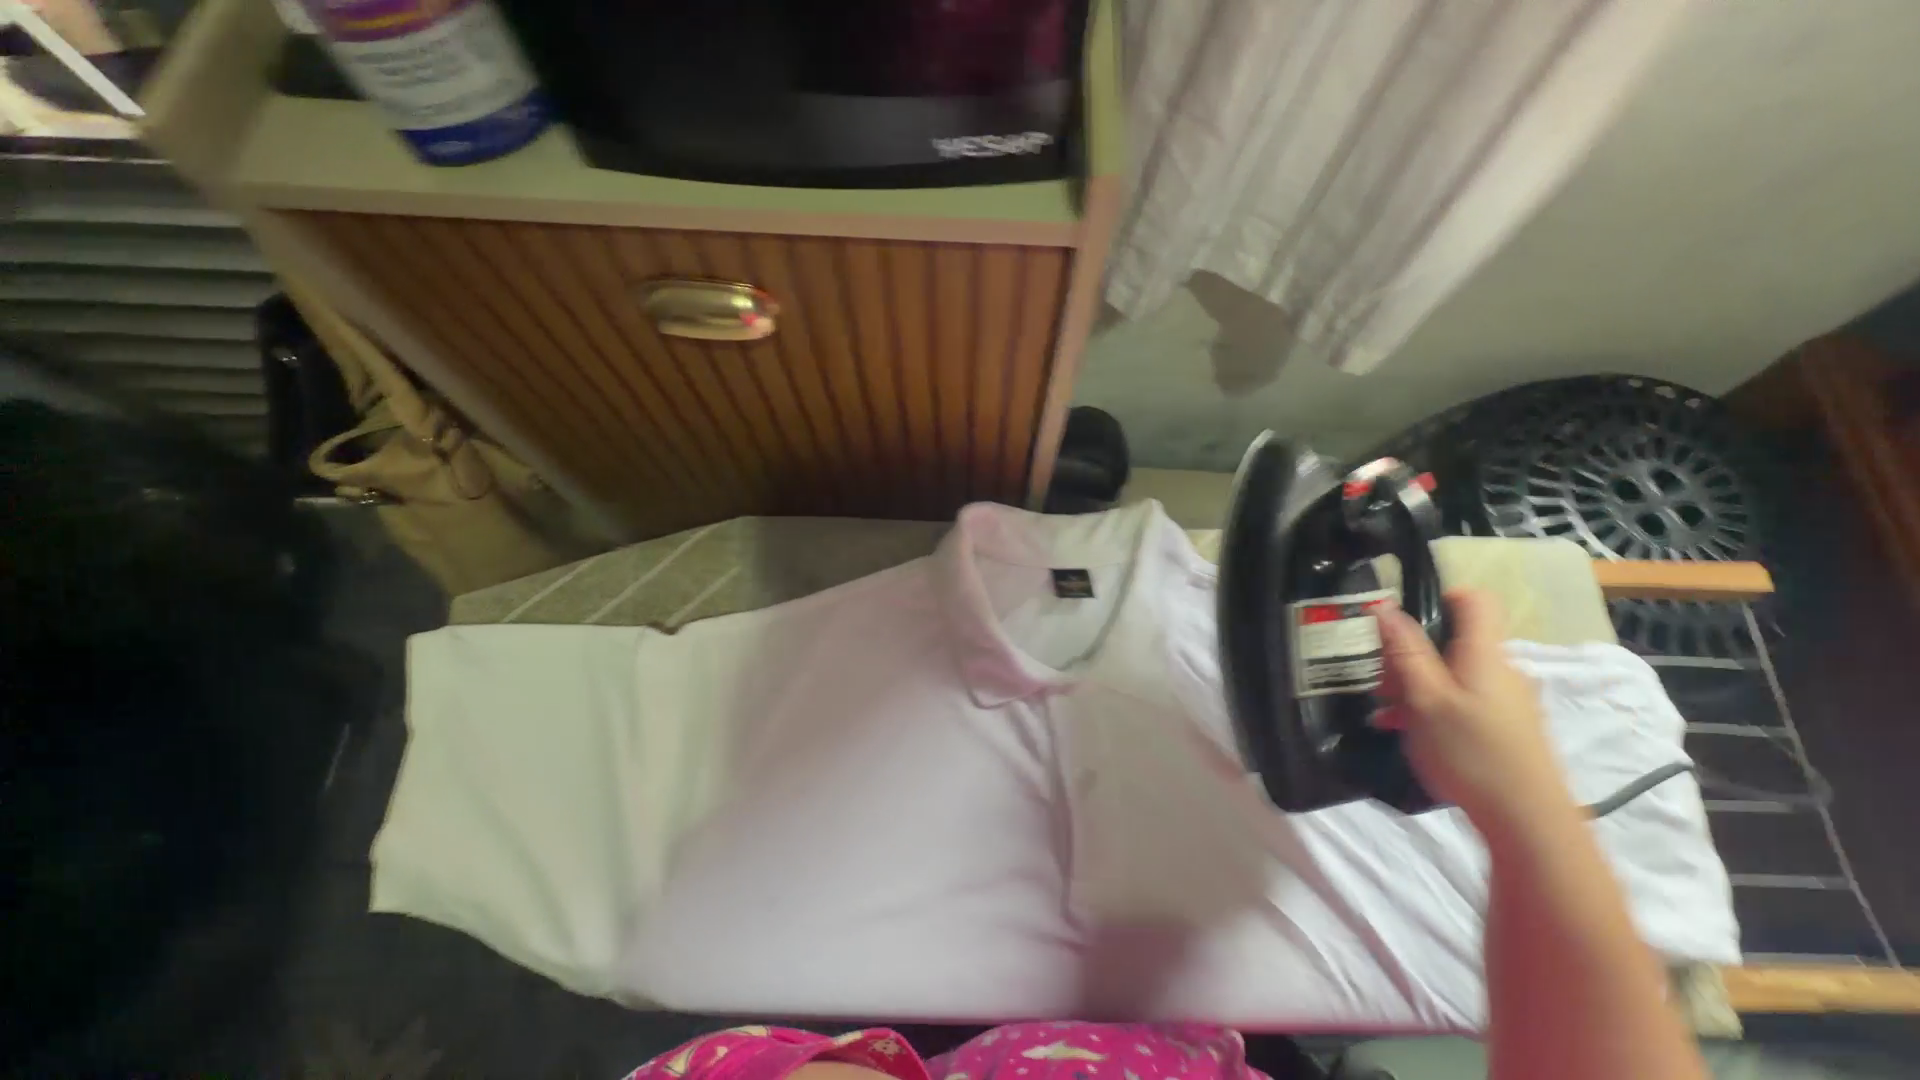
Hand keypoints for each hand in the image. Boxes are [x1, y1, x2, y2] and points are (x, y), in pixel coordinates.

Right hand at [1375, 589, 1571, 825]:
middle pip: (1456, 641)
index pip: (1473, 599)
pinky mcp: (1509, 727)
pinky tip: (1410, 733)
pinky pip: (1465, 701)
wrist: (1527, 819)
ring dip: (1418, 686)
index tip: (1401, 621)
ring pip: (1456, 674)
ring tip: (1386, 715)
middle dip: (1412, 654)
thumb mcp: (1425, 699)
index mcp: (1484, 653)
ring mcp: (1510, 700)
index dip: (1438, 597)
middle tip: (1380, 680)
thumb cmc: (1471, 752)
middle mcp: (1502, 668)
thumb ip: (1404, 651)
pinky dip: (1435, 708)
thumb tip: (1385, 606)